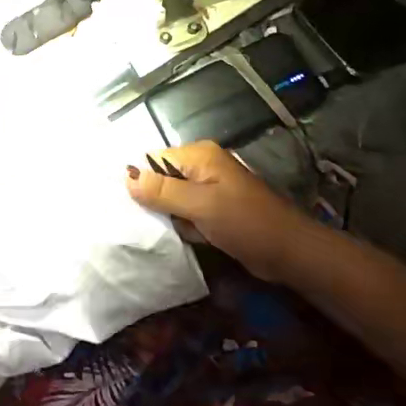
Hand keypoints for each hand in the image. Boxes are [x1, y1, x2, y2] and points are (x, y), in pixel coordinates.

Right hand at [125, 141, 314, 281]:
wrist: (285, 250)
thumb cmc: (244, 222)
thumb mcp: (200, 205)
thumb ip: (163, 191)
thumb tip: (126, 175)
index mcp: (200, 155)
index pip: (155, 159)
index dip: (138, 179)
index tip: (119, 204)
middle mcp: (203, 166)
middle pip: (162, 179)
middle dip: (152, 201)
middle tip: (134, 222)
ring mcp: (210, 189)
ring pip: (172, 200)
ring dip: (167, 218)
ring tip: (155, 233)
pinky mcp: (214, 211)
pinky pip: (186, 214)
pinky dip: (182, 226)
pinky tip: (179, 239)